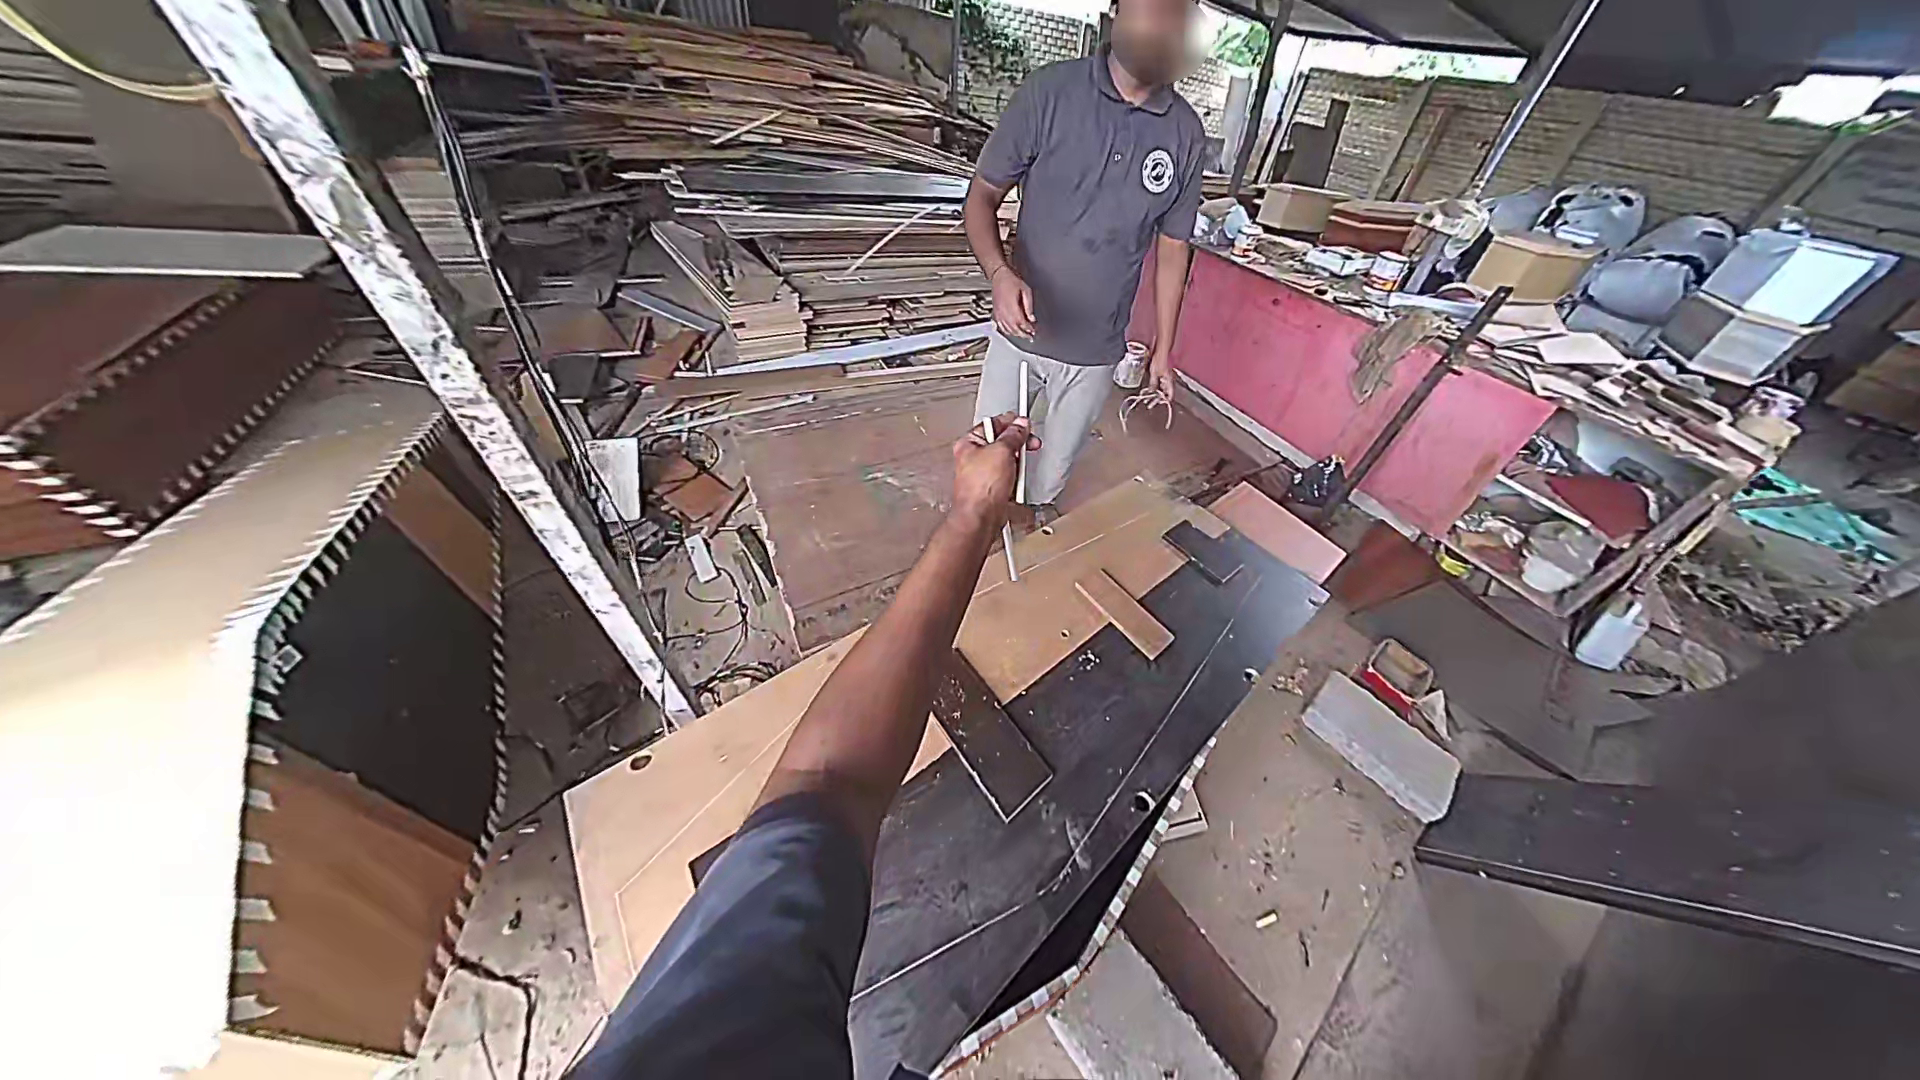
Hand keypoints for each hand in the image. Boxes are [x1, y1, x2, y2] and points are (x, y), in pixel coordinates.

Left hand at [953, 411, 1039, 521]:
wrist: (981, 517)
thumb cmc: (980, 487)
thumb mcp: (1002, 451)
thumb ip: (1013, 435)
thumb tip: (1020, 425)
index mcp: (969, 443)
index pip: (993, 424)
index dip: (1010, 423)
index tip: (1025, 425)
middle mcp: (974, 458)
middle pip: (1001, 442)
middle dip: (1017, 444)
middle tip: (1030, 444)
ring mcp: (983, 474)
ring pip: (1007, 460)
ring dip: (1018, 463)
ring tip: (1019, 468)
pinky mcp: (993, 488)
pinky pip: (1009, 476)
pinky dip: (1016, 478)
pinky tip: (1017, 482)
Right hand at [990, 266, 1035, 339]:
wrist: (999, 276)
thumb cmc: (1011, 280)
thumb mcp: (1026, 290)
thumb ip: (1029, 306)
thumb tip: (1032, 318)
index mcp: (1012, 308)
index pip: (1022, 323)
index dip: (1028, 329)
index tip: (1033, 331)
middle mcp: (1004, 313)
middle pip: (1015, 329)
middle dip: (1023, 334)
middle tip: (1030, 337)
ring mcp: (998, 314)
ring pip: (1008, 330)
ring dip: (1016, 334)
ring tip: (1023, 336)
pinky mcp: (995, 314)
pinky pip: (1001, 327)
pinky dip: (1007, 331)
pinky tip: (1011, 332)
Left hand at [1149, 348, 1174, 399]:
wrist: (1161, 352)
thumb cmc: (1160, 360)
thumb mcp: (1154, 374)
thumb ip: (1153, 384)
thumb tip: (1151, 392)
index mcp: (1169, 381)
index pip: (1170, 395)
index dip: (1165, 401)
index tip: (1158, 404)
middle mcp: (1169, 381)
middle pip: (1165, 393)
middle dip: (1158, 399)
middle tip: (1150, 403)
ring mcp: (1166, 378)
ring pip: (1162, 389)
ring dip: (1156, 394)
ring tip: (1148, 397)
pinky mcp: (1163, 375)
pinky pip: (1160, 384)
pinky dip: (1155, 388)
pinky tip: (1150, 390)